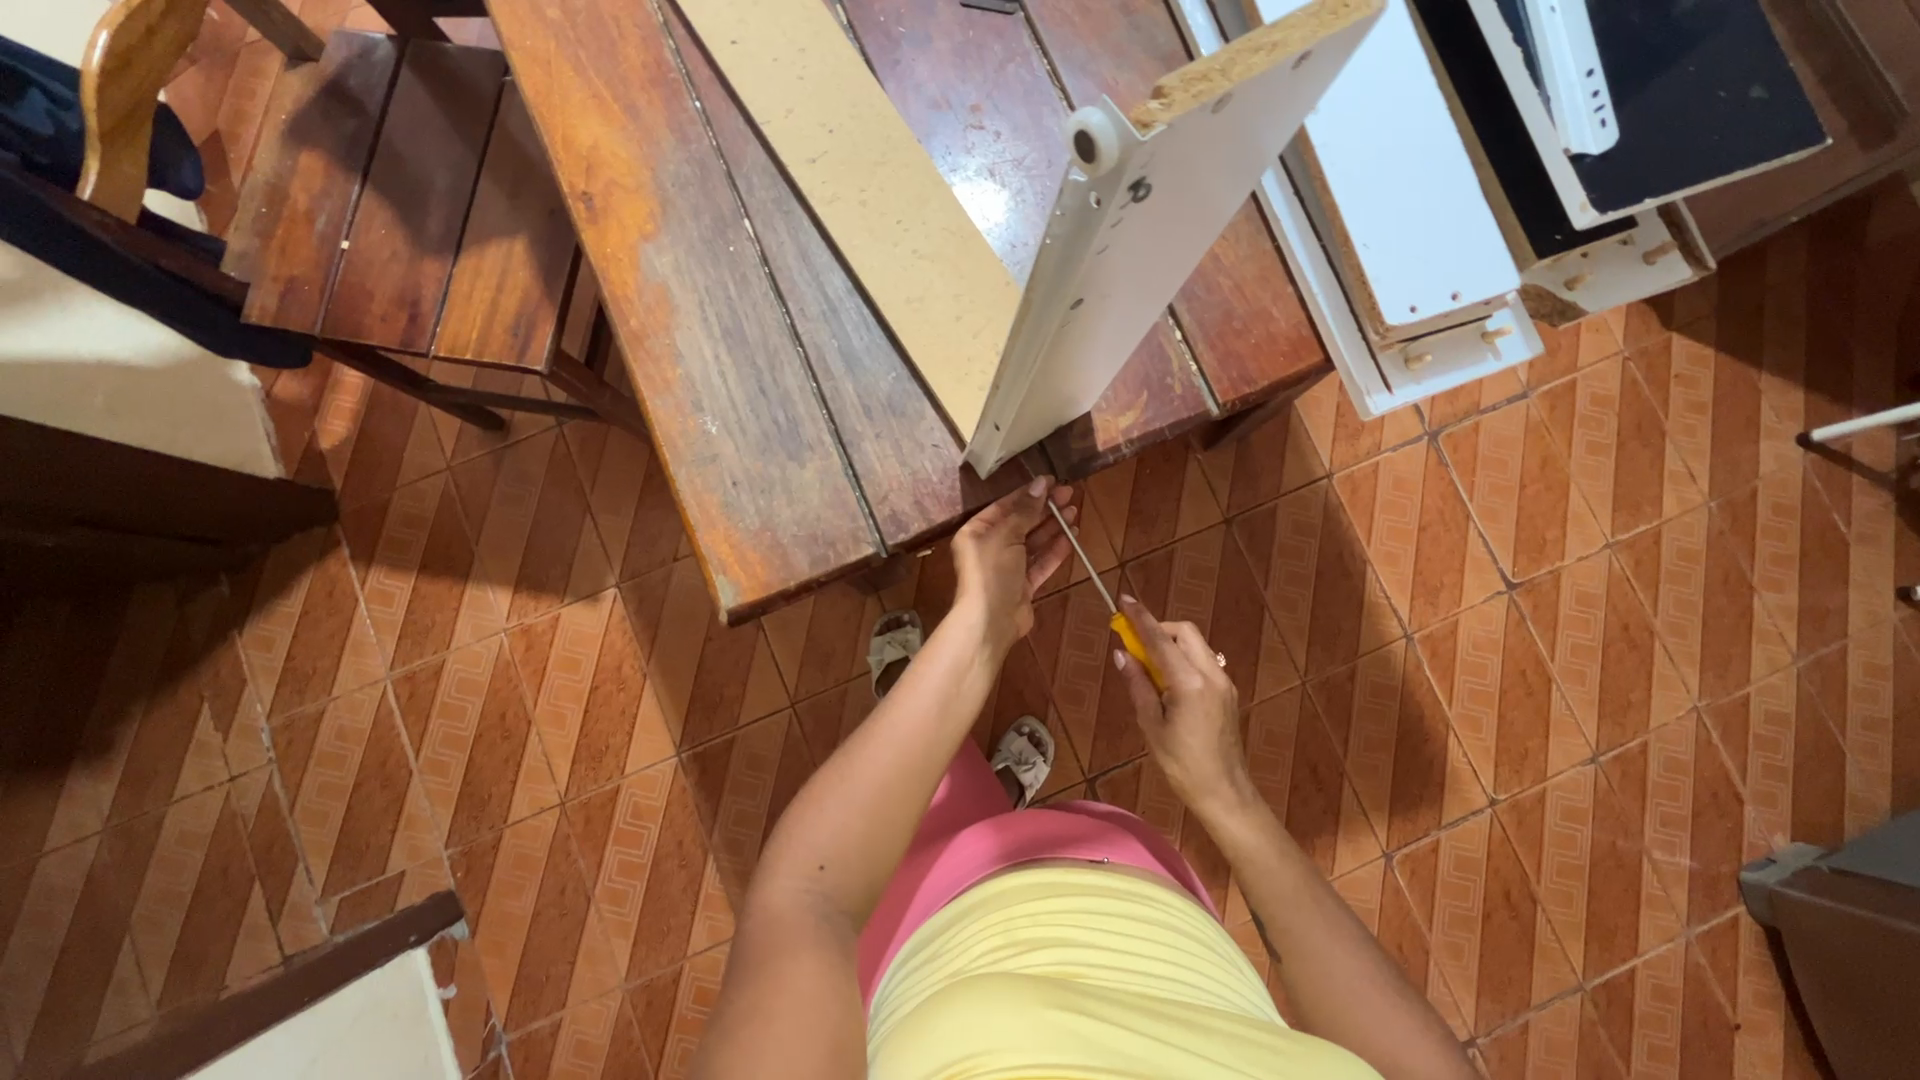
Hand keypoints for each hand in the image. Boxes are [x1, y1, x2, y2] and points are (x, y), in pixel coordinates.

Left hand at [951, 476, 1074, 653]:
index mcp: (977, 532)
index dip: (1028, 494)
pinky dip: (1055, 551)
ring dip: (1053, 528)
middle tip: (1070, 495)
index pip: (1005, 506)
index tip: (1052, 482)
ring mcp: (1007, 568)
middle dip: (1045, 509)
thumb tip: (1041, 484)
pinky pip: (1040, 564)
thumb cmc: (992, 572)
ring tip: (1074, 513)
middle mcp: (990, 548)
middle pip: (1021, 523)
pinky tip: (1071, 538)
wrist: (991, 621)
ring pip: (1033, 543)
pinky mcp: (1022, 586)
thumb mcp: (1006, 535)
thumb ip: (1025, 510)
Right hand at [1111, 595, 1252, 816]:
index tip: (1123, 600)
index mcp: (1190, 682)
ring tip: (1147, 665)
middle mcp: (1212, 674)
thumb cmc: (1181, 764)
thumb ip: (1138, 685)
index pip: (1160, 639)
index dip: (1140, 617)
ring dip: (1171, 643)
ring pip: (1196, 645)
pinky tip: (1167, 681)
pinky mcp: (1228, 692)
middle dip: (1158, 628)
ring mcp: (1224, 682)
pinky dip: (1183, 659)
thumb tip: (1122, 654)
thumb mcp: (1151, 725)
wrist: (1224, 792)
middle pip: (1184, 631)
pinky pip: (1203, 661)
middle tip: (1134, 642)